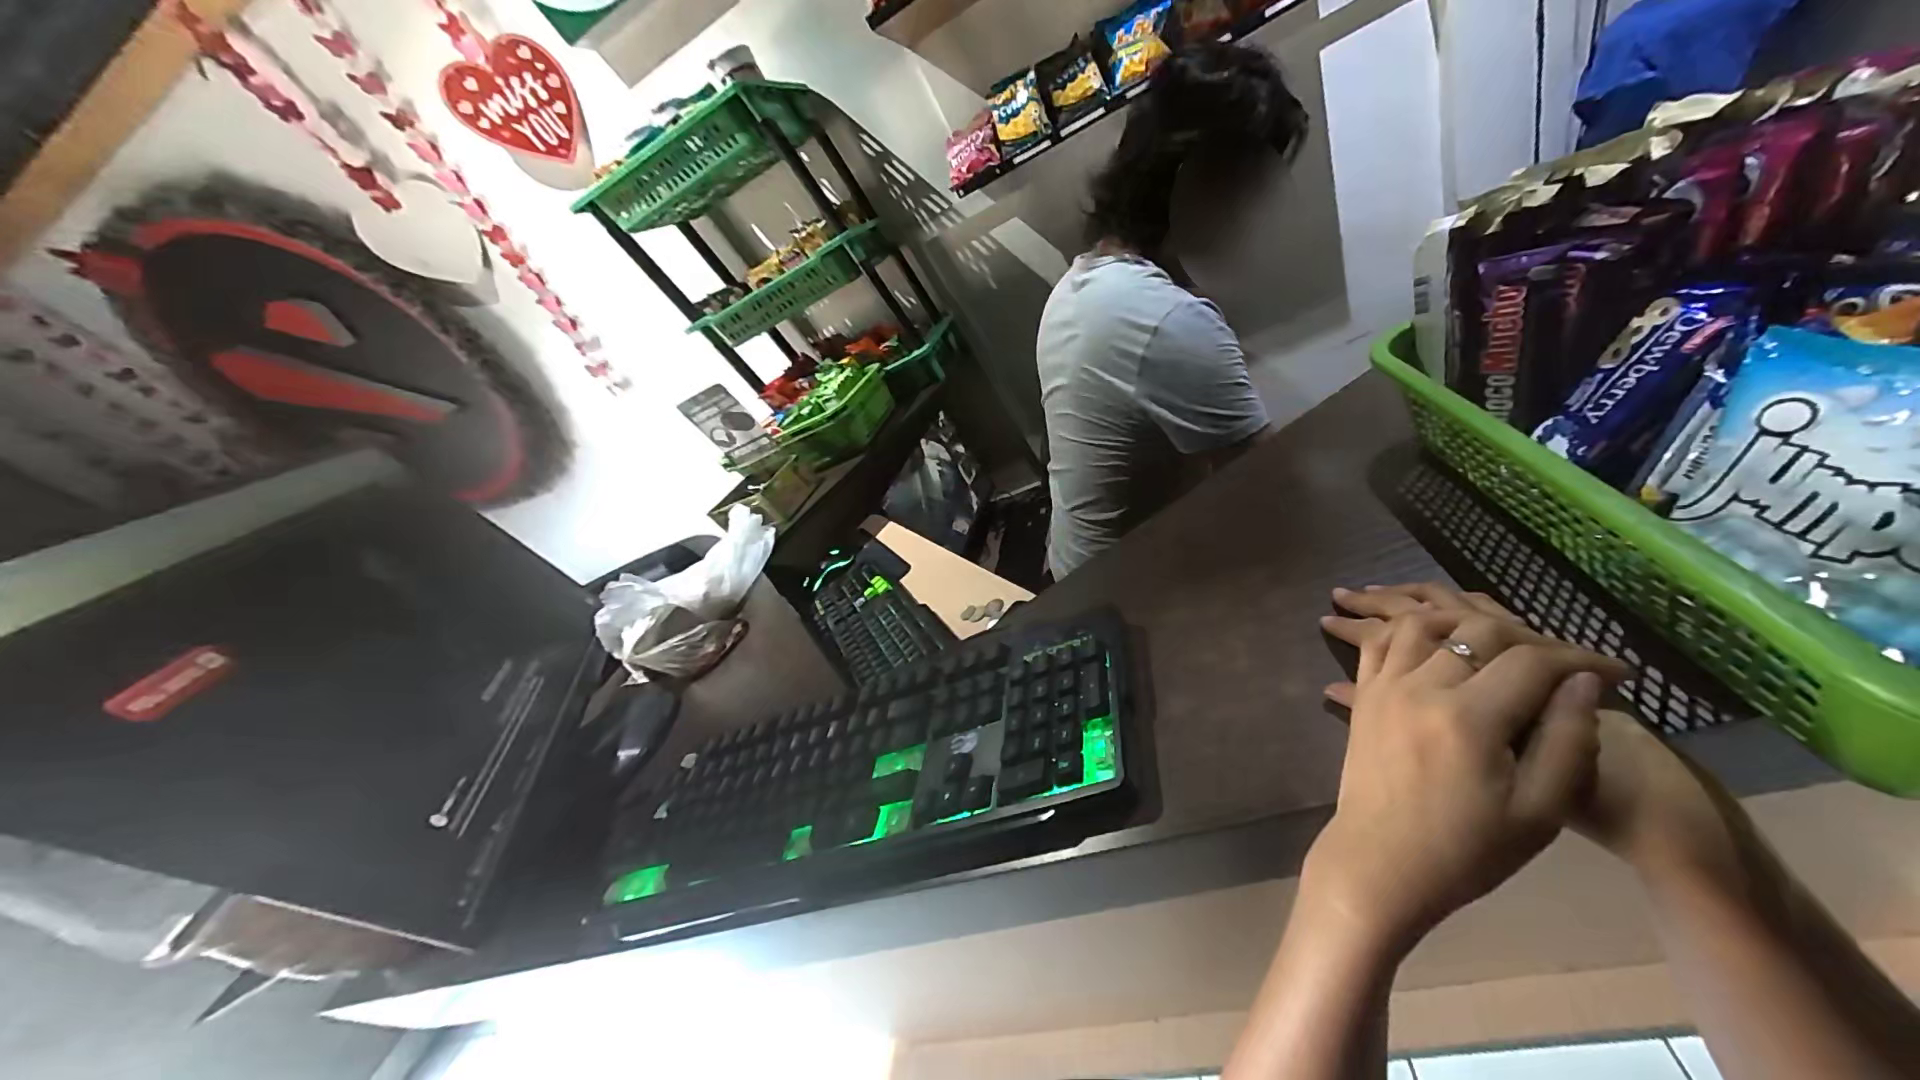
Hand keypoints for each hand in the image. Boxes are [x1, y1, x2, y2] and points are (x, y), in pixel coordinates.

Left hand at [1321, 585, 1741, 898]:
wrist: (1381, 861)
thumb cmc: (1467, 848)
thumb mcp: (1540, 807)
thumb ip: (1568, 737)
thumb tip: (1582, 679)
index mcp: (1468, 717)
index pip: (1529, 661)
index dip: (1579, 659)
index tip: (1614, 672)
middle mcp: (1419, 689)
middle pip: (1474, 631)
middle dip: (1526, 636)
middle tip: (1558, 657)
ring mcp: (1382, 688)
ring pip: (1416, 623)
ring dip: (1459, 619)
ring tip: (1496, 635)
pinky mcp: (1364, 696)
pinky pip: (1379, 644)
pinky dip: (1405, 628)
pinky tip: (1431, 633)